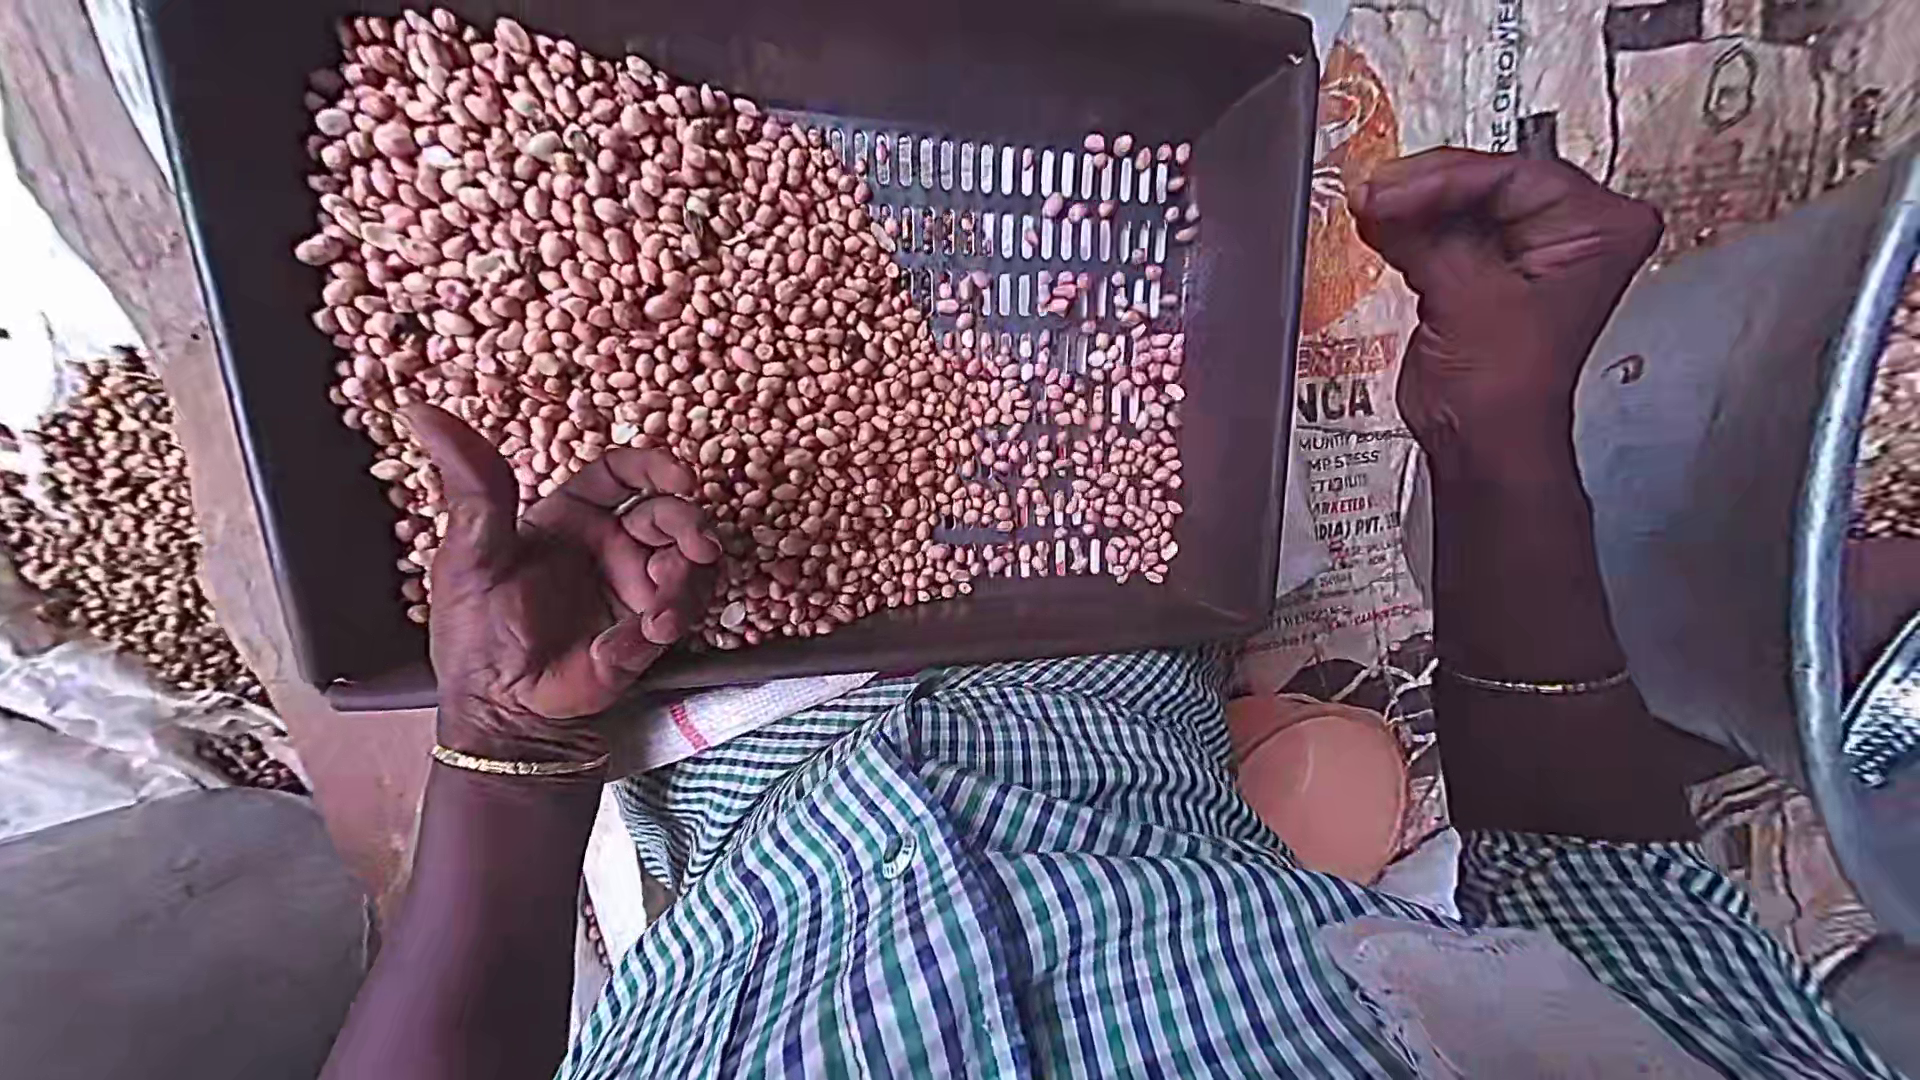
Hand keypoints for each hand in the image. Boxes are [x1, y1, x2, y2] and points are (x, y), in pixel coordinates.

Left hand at [405, 404, 721, 763]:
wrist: (506, 709)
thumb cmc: (479, 632)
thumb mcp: (471, 559)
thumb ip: (473, 490)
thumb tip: (422, 411)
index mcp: (573, 518)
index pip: (623, 476)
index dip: (655, 468)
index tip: (681, 478)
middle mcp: (616, 545)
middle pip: (671, 514)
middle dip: (690, 526)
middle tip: (698, 548)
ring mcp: (642, 584)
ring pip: (692, 561)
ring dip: (687, 582)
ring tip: (657, 617)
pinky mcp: (659, 623)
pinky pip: (687, 607)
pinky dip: (674, 618)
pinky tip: (648, 635)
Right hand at [1349, 149, 1662, 473]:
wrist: (1477, 437)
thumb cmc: (1498, 379)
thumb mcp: (1469, 299)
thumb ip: (1429, 243)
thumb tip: (1380, 202)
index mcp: (1595, 227)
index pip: (1514, 176)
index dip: (1444, 180)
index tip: (1387, 191)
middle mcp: (1564, 233)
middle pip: (1487, 187)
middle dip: (1424, 190)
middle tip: (1371, 190)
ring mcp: (1517, 257)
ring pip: (1460, 212)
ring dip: (1410, 210)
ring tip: (1366, 204)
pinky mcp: (1475, 280)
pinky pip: (1440, 241)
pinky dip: (1406, 236)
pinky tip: (1377, 227)